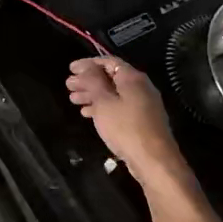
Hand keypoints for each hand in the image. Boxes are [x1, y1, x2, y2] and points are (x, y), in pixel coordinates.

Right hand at [66, 57, 190, 186]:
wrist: (154, 160)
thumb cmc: (125, 127)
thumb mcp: (104, 102)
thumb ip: (93, 81)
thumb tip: (86, 66)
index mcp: (132, 77)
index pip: (108, 61)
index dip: (88, 63)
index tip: (70, 69)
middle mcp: (140, 87)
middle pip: (110, 78)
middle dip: (88, 81)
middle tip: (68, 86)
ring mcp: (143, 104)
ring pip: (113, 94)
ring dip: (93, 95)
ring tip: (73, 100)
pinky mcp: (142, 120)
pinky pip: (119, 107)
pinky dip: (103, 107)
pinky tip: (88, 114)